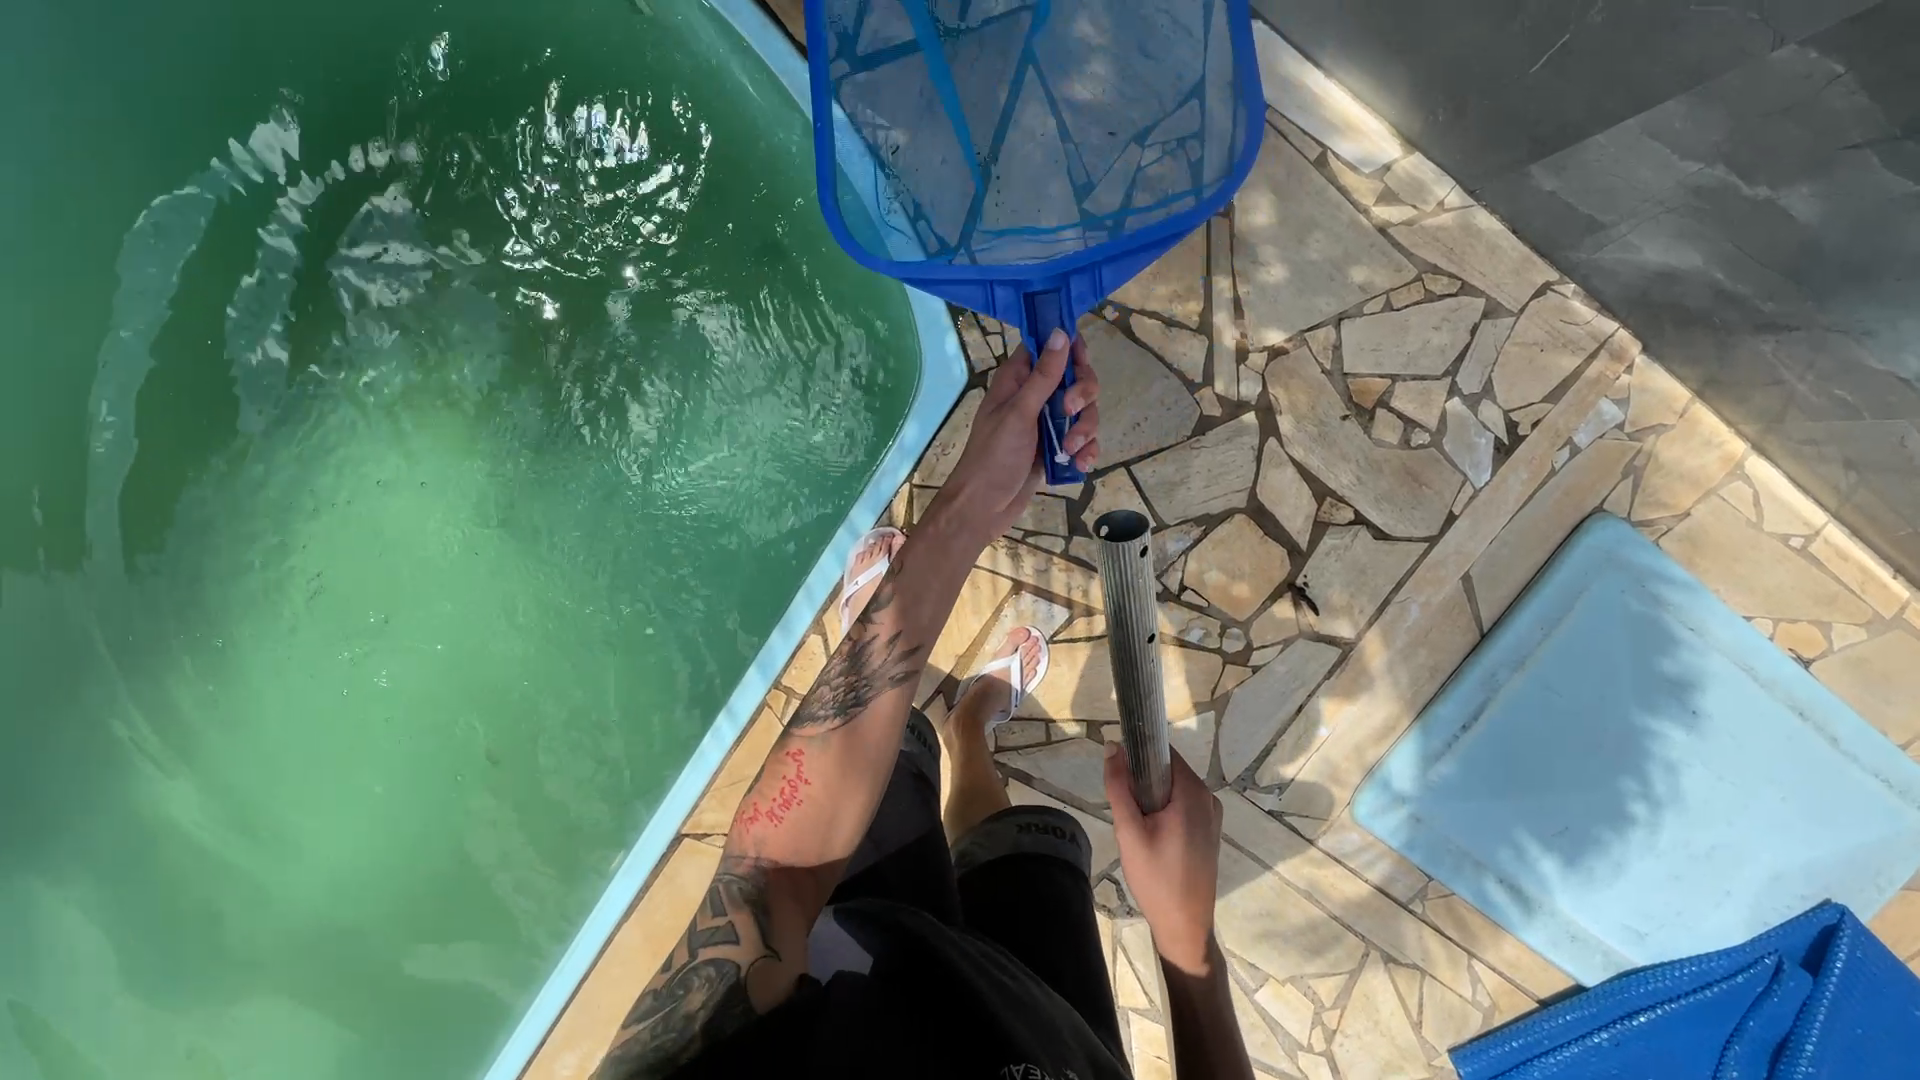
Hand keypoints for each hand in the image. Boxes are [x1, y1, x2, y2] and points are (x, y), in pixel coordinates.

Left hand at [937, 327, 1100, 542]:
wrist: (985, 507)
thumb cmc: (993, 456)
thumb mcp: (1019, 413)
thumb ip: (1044, 375)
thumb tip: (1061, 333)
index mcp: (1018, 379)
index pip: (1049, 347)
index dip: (1069, 349)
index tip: (1081, 361)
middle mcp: (1034, 396)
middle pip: (1076, 379)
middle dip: (1082, 396)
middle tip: (1069, 412)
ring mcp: (1046, 423)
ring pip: (1083, 411)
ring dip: (1085, 429)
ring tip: (1071, 449)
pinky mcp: (1055, 447)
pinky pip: (1082, 440)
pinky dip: (1085, 450)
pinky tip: (1079, 464)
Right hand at [1104, 740, 1222, 975]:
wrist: (1184, 927)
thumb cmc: (1155, 879)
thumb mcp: (1129, 830)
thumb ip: (1119, 786)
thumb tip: (1112, 746)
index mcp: (1193, 792)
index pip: (1163, 752)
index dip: (1138, 755)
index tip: (1120, 776)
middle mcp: (1208, 798)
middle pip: (1168, 771)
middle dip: (1143, 783)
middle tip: (1127, 813)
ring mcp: (1212, 816)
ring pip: (1173, 789)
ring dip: (1152, 799)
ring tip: (1138, 829)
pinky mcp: (1210, 831)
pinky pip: (1182, 806)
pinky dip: (1164, 812)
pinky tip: (1152, 838)